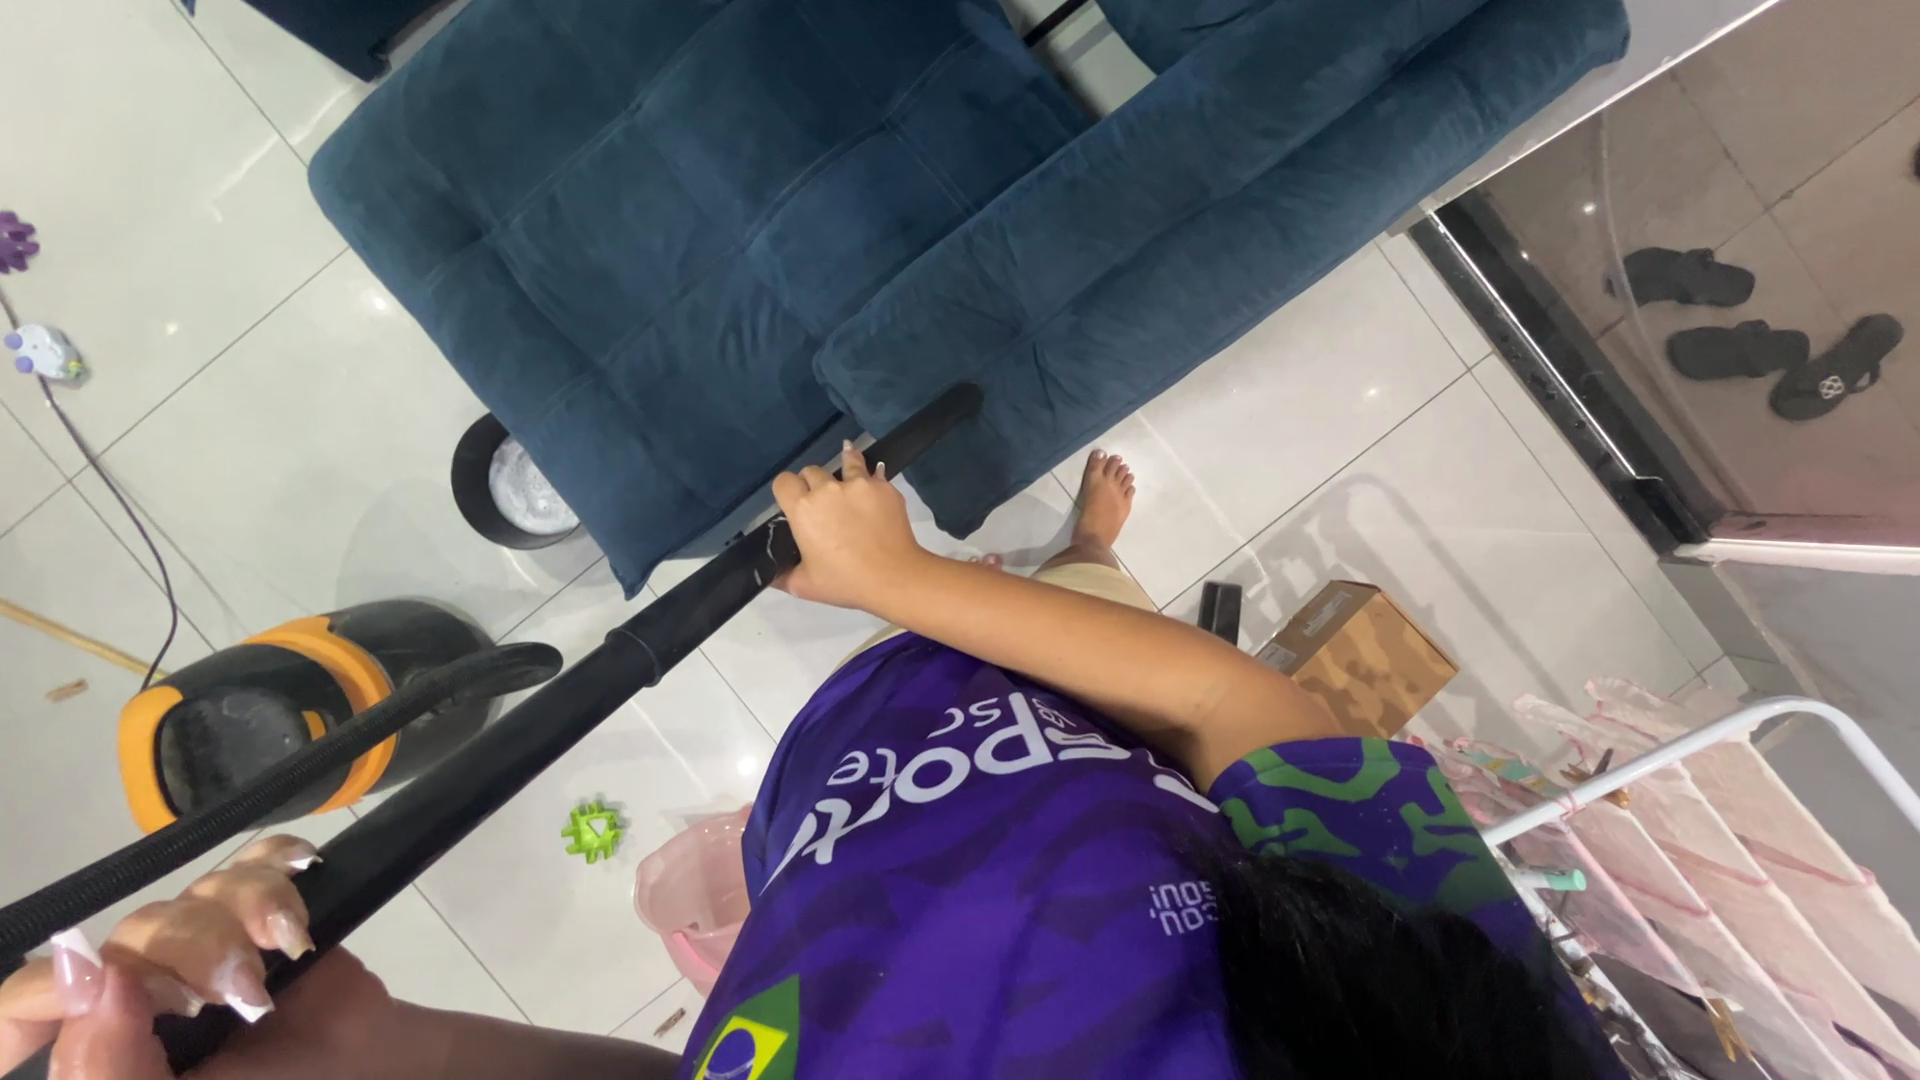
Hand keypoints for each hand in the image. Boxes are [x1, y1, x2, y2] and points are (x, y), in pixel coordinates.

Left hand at [0, 836, 403, 1078]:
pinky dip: (282, 861)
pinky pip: (263, 857)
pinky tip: (301, 879)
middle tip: (245, 991)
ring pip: (206, 888)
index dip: (61, 985)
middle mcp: (137, 986)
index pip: (25, 1000)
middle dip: (201, 951)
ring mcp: (207, 940)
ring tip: (291, 949)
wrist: (355, 1062)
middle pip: (138, 931)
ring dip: (258, 911)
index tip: (126, 991)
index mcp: (91, 1039)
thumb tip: (96, 977)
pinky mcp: (269, 904)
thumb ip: (100, 1064)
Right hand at [771, 440, 928, 610]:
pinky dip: (871, 478)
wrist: (893, 577)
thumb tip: (770, 572)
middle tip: (822, 503)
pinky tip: (872, 484)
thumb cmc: (845, 582)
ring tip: (846, 471)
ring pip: (846, 462)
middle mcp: (828, 489)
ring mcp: (859, 485)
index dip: (786, 489)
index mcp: (803, 509)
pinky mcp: (884, 487)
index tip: (793, 501)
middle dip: (813, 484)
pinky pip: (874, 473)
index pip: (783, 481)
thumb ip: (781, 575)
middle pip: (812, 471)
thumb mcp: (803, 585)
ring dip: (843, 467)